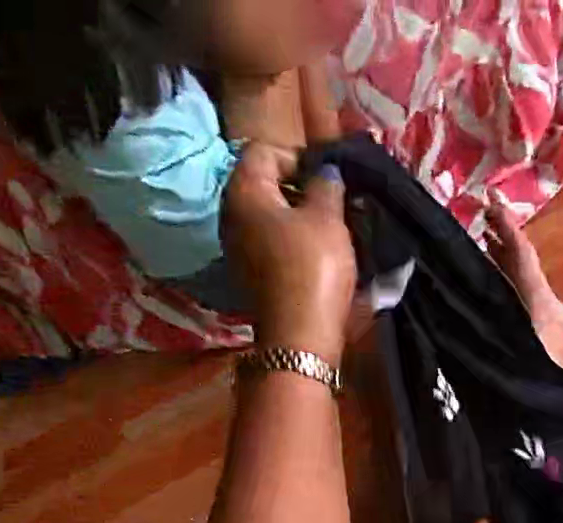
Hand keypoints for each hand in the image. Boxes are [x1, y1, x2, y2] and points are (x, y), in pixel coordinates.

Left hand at [227, 142, 355, 363]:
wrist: (301, 333)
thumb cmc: (314, 267)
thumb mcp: (328, 219)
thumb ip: (326, 186)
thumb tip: (325, 171)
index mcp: (243, 190)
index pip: (263, 150)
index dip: (298, 157)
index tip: (327, 179)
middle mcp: (230, 214)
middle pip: (262, 184)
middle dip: (298, 188)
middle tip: (332, 204)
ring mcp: (237, 248)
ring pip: (268, 217)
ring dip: (297, 218)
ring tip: (329, 230)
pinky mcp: (251, 275)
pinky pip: (270, 244)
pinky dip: (291, 242)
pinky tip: (317, 256)